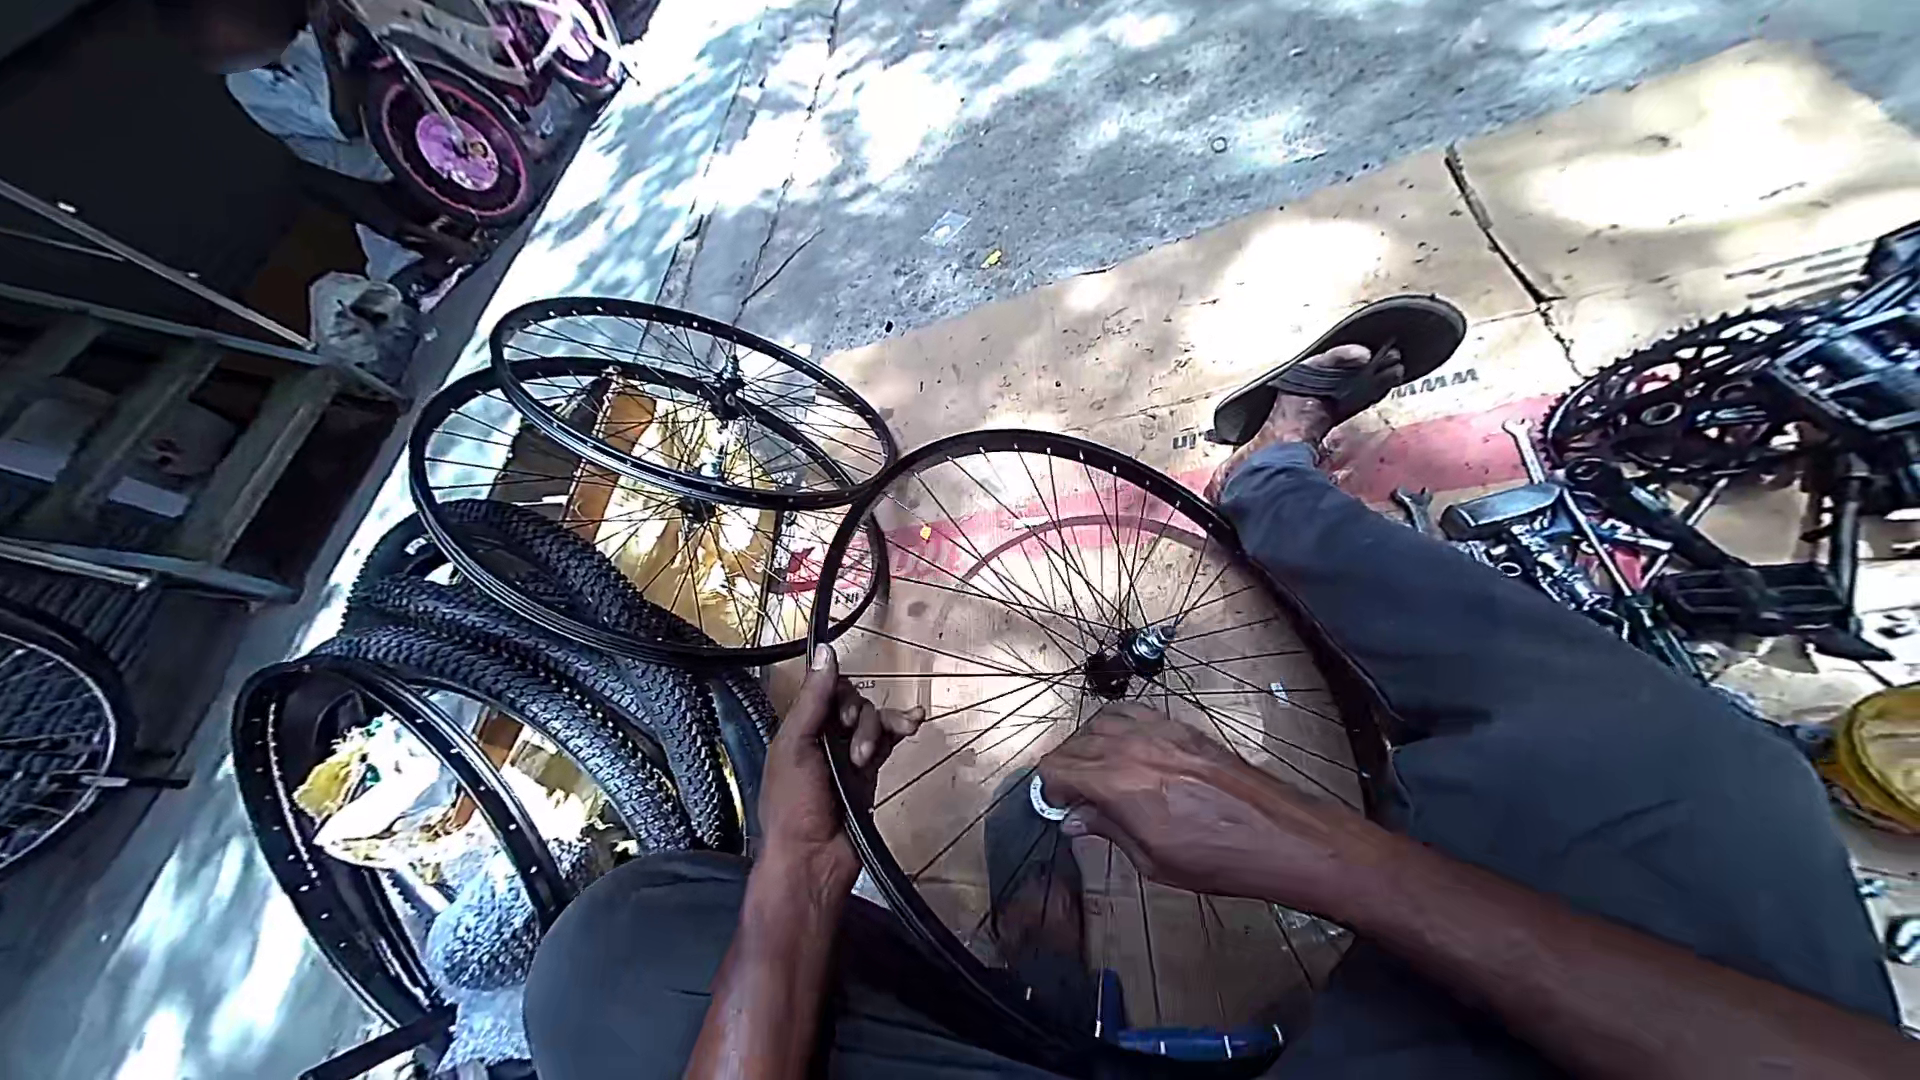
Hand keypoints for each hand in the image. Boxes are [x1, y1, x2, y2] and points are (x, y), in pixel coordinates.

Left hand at [757, 645, 924, 890]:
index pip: (828, 690)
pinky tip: (917, 719)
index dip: (840, 695)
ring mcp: (850, 752)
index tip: (841, 715)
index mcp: (801, 727)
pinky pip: (889, 738)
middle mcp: (825, 735)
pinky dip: (902, 726)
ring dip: (876, 732)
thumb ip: (813, 698)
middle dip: (858, 720)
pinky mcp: (872, 768)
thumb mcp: (795, 746)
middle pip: (854, 703)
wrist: (813, 860)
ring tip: (867, 759)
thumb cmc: (793, 802)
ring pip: (874, 720)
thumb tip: (825, 650)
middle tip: (851, 746)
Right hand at [1036, 702, 1382, 912]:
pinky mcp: (1176, 724)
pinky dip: (1114, 725)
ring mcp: (1154, 729)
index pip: (1057, 767)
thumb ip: (1106, 829)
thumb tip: (1072, 820)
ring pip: (1097, 722)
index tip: (1059, 808)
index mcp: (1117, 782)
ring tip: (1096, 770)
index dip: (1049, 788)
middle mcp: (1129, 746)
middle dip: (1065, 769)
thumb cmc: (1215, 858)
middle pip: (1073, 743)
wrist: (1279, 835)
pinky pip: (1129, 711)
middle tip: (1075, 797)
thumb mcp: (1152, 861)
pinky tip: (1122, 745)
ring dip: (1086, 744)